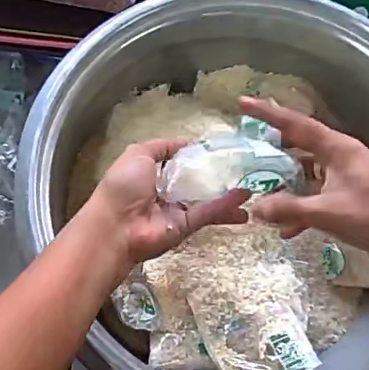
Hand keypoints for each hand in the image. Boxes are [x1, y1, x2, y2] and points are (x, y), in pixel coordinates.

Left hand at [75, 139, 249, 267]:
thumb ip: (163, 146)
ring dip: (229, 192)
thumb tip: (189, 142)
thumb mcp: (138, 154)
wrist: (116, 227)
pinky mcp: (187, 226)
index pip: (181, 162)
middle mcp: (167, 192)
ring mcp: (178, 210)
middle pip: (198, 181)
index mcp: (153, 173)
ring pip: (208, 198)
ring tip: (253, 183)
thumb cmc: (122, 187)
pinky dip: (227, 204)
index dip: (200, 154)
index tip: (222, 147)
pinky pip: (209, 212)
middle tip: (245, 164)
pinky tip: (245, 196)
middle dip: (220, 174)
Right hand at [241, 97, 368, 263]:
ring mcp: (349, 174)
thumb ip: (289, 209)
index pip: (296, 124)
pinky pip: (319, 192)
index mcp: (338, 149)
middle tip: (250, 144)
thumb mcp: (326, 213)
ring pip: (309, 170)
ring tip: (263, 188)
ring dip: (287, 181)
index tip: (244, 102)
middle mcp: (343, 155)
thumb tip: (256, 208)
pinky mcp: (353, 194)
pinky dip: (303, 205)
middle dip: (275, 145)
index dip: (268, 113)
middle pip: (302, 143)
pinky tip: (289, 229)